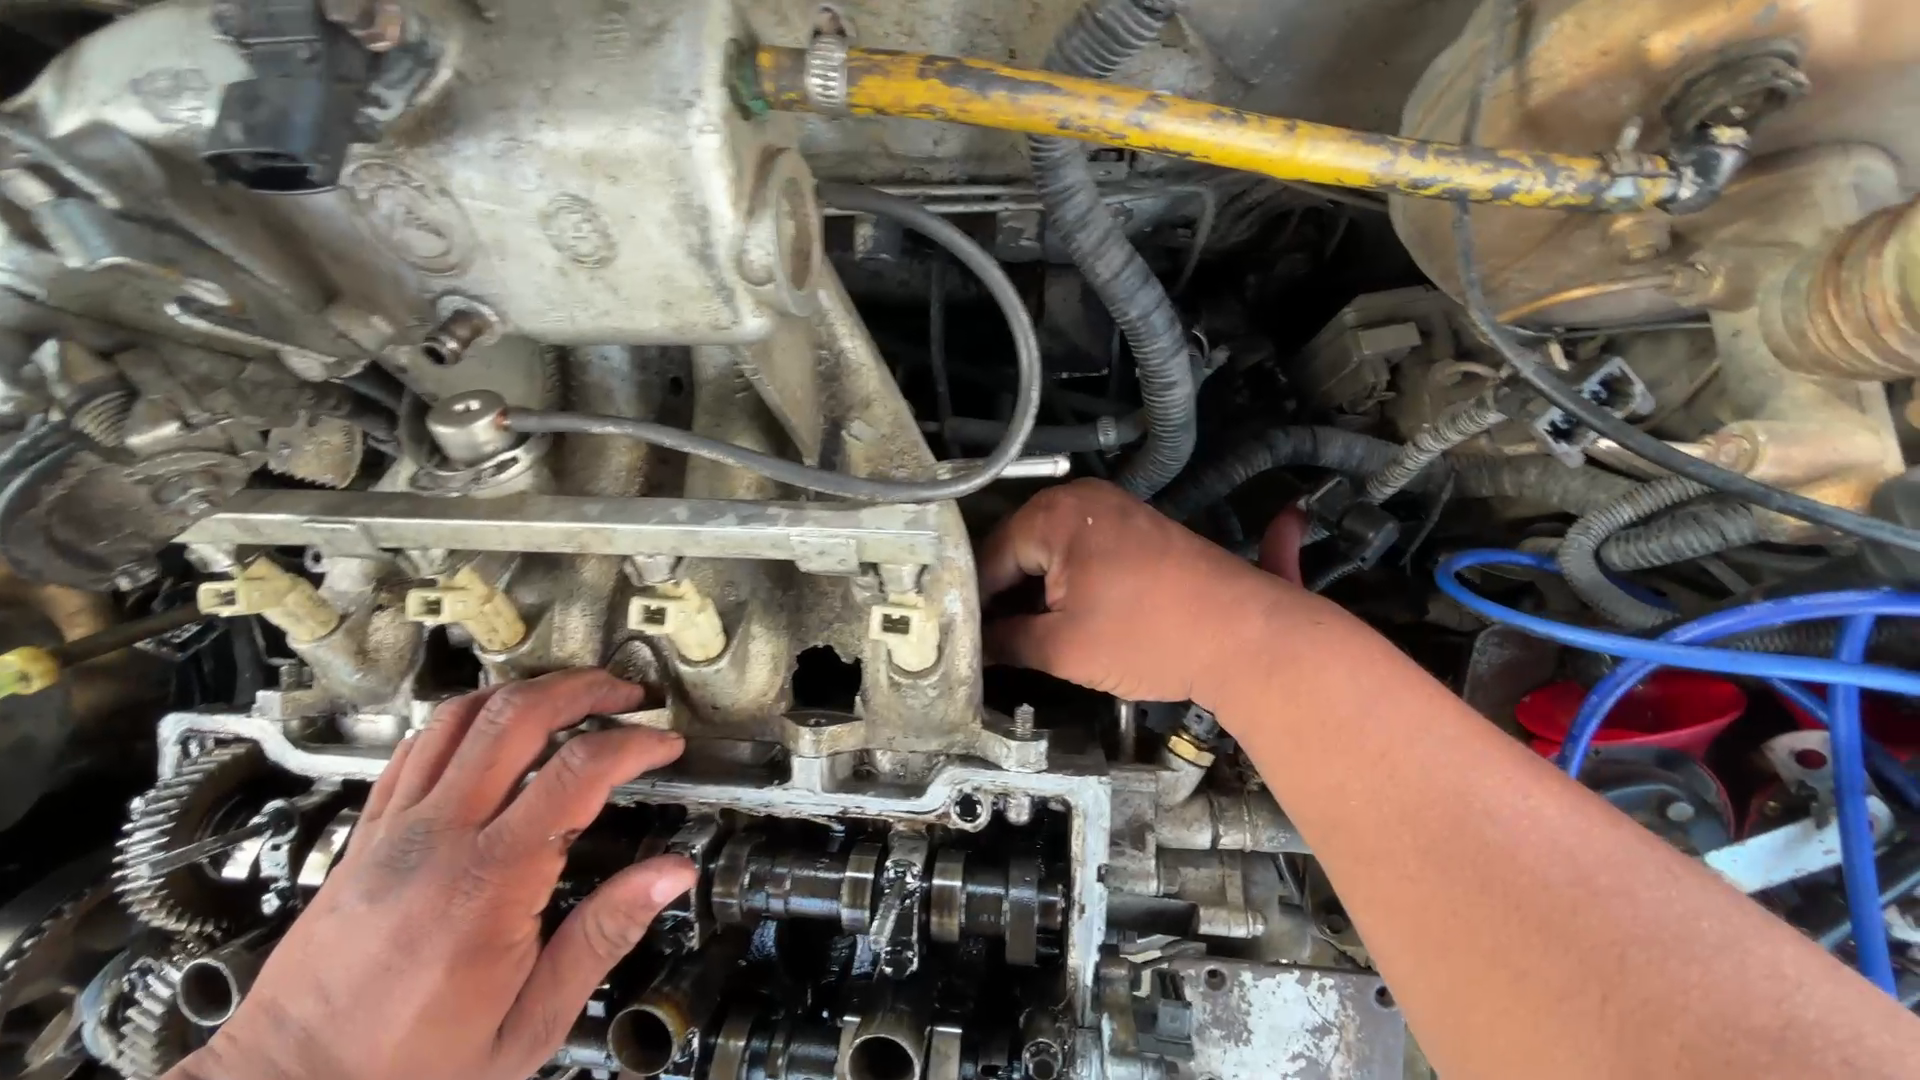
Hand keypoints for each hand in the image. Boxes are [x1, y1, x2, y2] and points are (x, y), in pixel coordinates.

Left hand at [171, 669, 696, 1079]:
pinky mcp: (366, 833)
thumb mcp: (531, 1022)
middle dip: (584, 690)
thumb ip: (604, 936)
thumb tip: (671, 874)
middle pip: (518, 718)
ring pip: (463, 716)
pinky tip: (493, 724)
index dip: (633, 744)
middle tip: (626, 692)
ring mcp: (395, 828)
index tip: (663, 744)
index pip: (577, 773)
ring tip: (570, 693)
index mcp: (491, 883)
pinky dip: (465, 716)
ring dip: (527, 690)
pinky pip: (415, 746)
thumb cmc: (413, 1069)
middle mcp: (440, 838)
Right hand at [979, 478, 1313, 705]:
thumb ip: (1008, 643)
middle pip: (1019, 548)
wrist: (1246, 637)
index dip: (972, 602)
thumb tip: (977, 648)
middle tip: (986, 639)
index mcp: (1056, 515)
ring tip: (1019, 635)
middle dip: (1002, 594)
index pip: (989, 556)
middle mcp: (1083, 500)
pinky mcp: (1139, 531)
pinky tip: (1060, 617)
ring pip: (1051, 551)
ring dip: (1034, 590)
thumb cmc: (1153, 637)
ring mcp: (1116, 511)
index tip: (960, 636)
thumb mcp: (1064, 648)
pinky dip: (1065, 582)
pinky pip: (1082, 550)